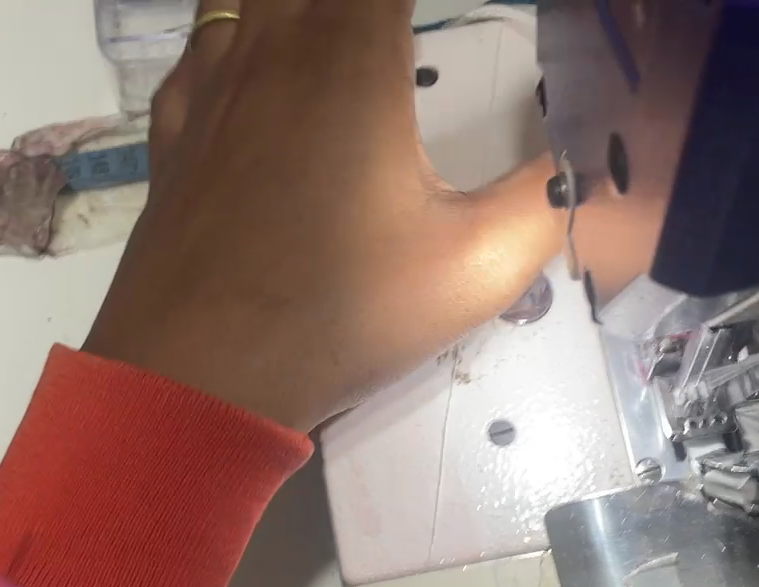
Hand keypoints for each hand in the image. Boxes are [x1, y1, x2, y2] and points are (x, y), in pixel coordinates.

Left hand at [84, 0, 562, 431]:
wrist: (201, 377)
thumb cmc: (340, 318)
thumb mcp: (472, 271)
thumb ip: (543, 202)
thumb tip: (583, 162)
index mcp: (350, 54)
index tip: (462, 24)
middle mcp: (273, 41)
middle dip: (367, 8)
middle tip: (400, 44)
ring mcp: (210, 81)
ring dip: (307, 10)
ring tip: (344, 39)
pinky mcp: (174, 128)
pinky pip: (208, 41)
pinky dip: (247, 34)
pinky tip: (266, 72)